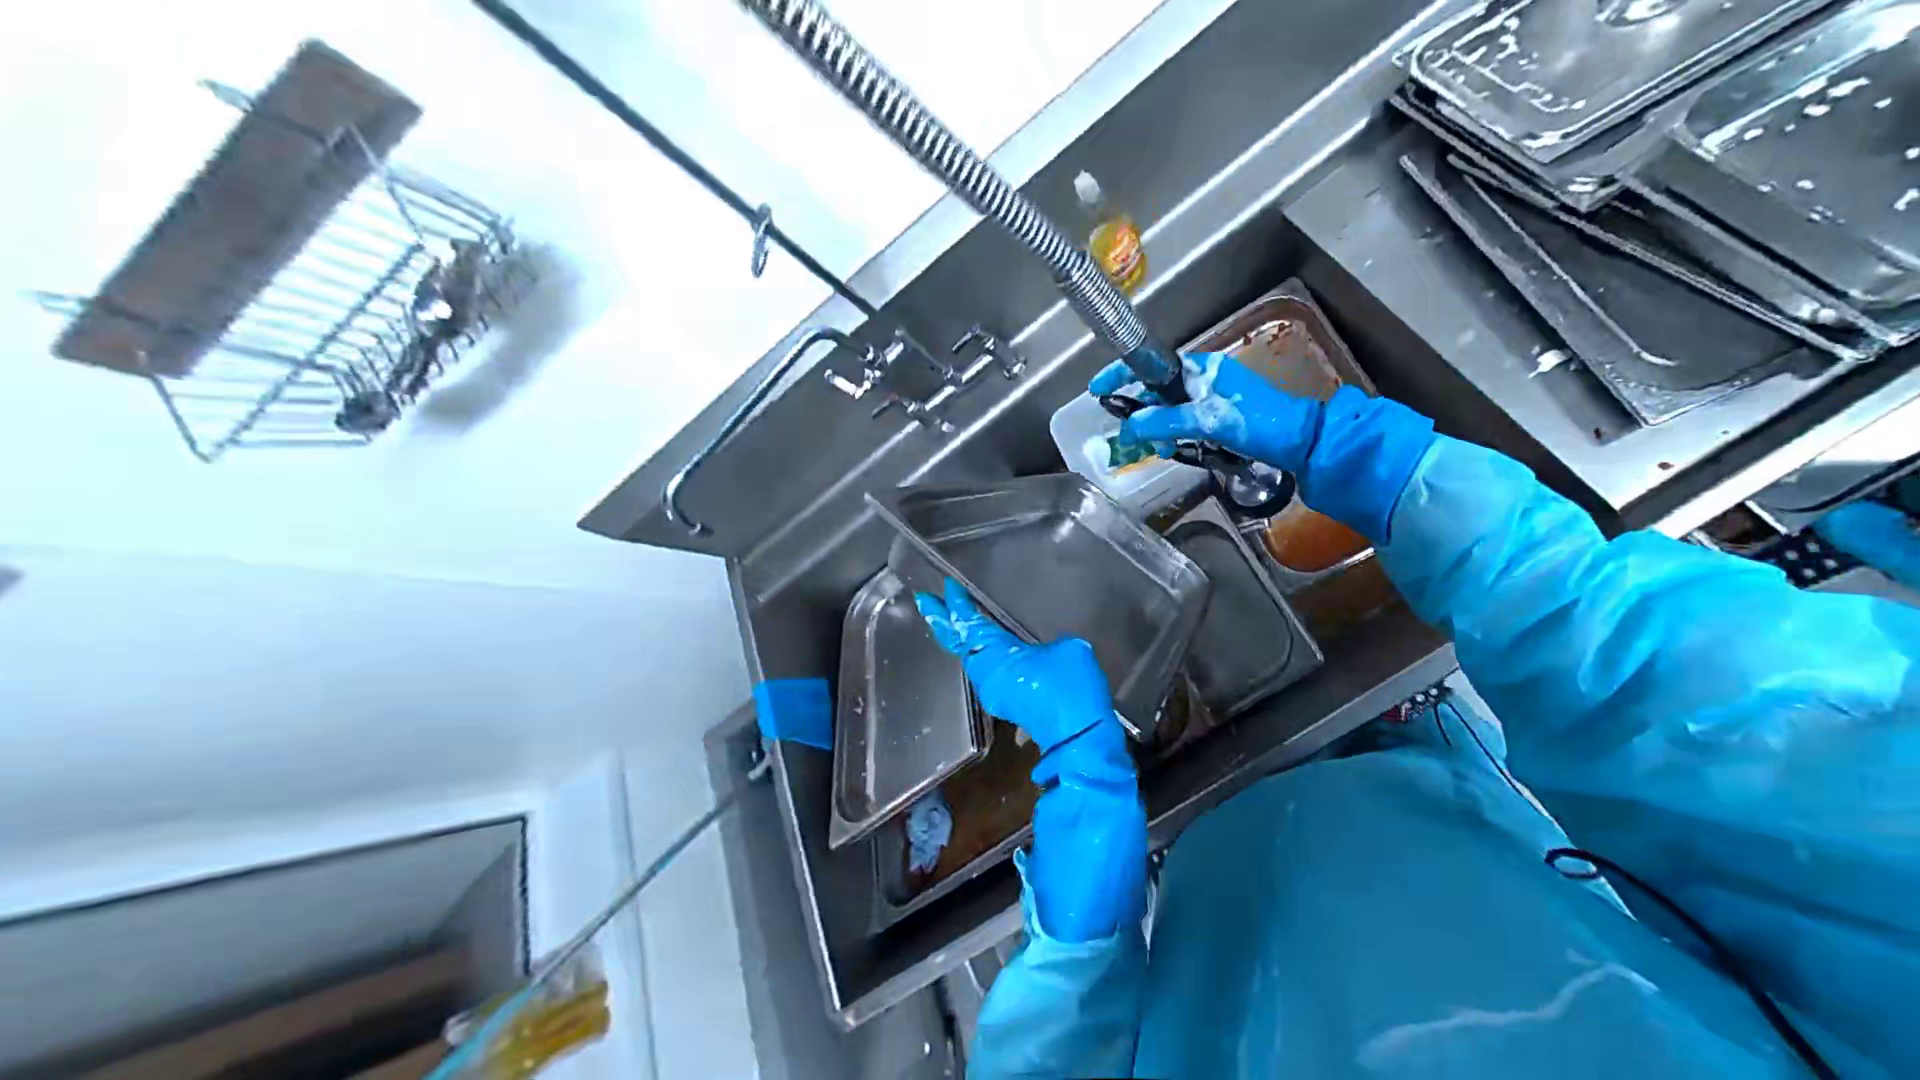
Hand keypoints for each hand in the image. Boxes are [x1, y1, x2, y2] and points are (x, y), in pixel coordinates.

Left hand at [914, 578, 1114, 752]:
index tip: (946, 587)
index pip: (969, 624)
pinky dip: (984, 655)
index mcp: (995, 655)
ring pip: (973, 660)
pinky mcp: (1007, 705)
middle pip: (960, 643)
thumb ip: (1048, 644)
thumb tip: (1043, 651)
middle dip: (942, 621)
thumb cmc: (1070, 688)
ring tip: (956, 621)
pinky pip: (989, 673)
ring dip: (964, 639)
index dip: (957, 605)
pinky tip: (992, 650)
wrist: (1080, 738)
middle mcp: (986, 675)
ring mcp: (994, 693)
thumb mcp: (1067, 649)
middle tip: (925, 601)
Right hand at [1090, 351, 1320, 472]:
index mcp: (1199, 369)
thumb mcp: (1209, 421)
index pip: (1150, 365)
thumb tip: (1130, 426)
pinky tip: (1174, 450)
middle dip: (1139, 412)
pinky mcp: (1216, 417)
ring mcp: (1208, 398)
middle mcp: (1200, 379)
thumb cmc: (1257, 422)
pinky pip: (1181, 423)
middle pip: (1155, 390)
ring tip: (1159, 450)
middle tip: (1130, 436)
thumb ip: (1167, 422)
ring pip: (1167, 410)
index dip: (1121, 375)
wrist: (1301, 440)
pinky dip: (1173, 436)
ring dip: (1157, 429)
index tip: (1096, 389)